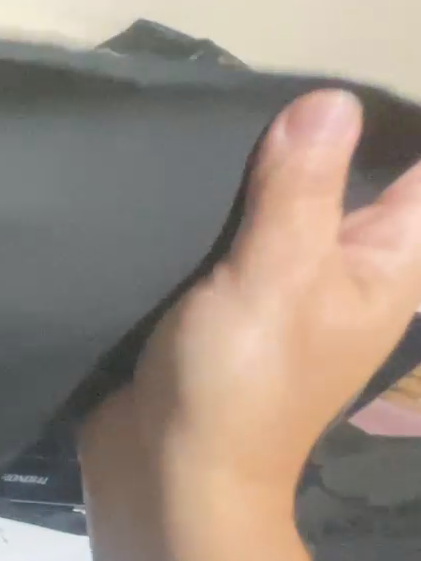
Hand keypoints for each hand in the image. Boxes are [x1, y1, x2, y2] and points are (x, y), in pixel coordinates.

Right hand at [84, 89, 420, 507]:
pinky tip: (165, 211)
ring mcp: (273, 296)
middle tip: (247, 109)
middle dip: (302, 149)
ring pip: (270, 220)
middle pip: (340, 187)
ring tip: (200, 148)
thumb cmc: (238, 376)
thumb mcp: (274, 275)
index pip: (418, 170)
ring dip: (243, 190)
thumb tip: (323, 102)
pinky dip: (200, 230)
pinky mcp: (211, 316)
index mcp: (389, 259)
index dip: (385, 127)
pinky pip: (218, 256)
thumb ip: (296, 193)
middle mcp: (340, 271)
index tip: (323, 96)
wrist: (165, 464)